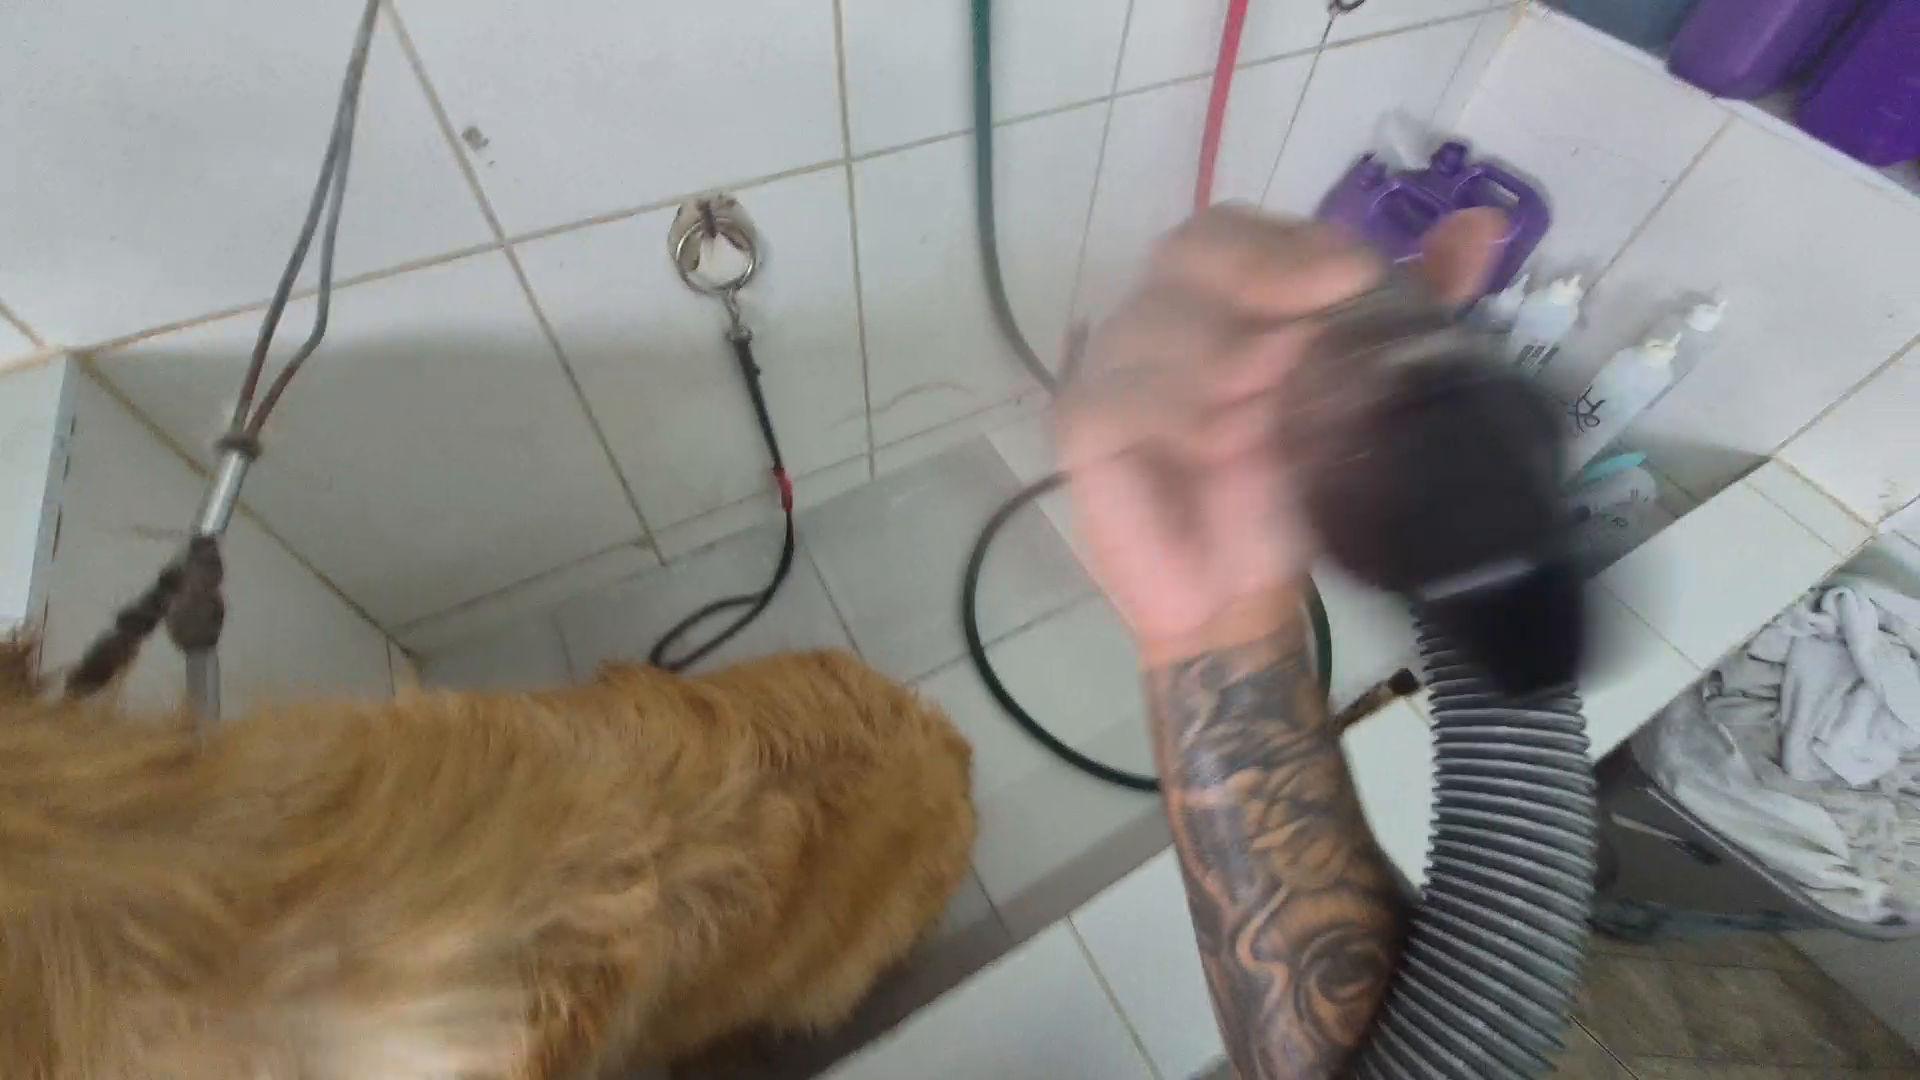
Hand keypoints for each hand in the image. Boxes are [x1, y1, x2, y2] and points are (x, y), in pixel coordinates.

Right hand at [1057, 205, 1504, 662]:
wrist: (1231, 589)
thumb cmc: (1284, 495)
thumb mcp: (1356, 401)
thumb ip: (1408, 316)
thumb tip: (1481, 228)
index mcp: (1223, 304)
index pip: (1238, 234)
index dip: (1287, 243)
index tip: (1352, 277)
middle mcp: (1163, 322)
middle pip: (1185, 251)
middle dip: (1251, 276)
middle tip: (1301, 334)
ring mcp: (1114, 371)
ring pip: (1146, 321)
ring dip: (1213, 359)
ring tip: (1258, 412)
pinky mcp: (1082, 428)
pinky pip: (1112, 397)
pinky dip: (1166, 411)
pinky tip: (1211, 444)